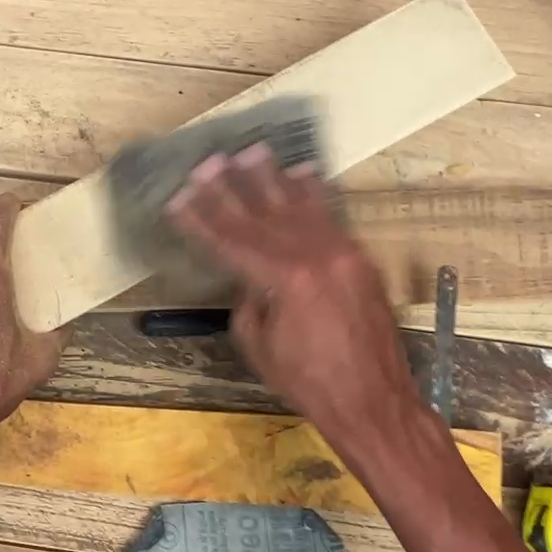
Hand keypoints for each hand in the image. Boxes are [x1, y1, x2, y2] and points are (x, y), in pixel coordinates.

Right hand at [165, 143, 419, 431]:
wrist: (373, 400)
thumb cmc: (306, 381)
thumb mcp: (258, 343)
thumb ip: (249, 299)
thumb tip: (249, 274)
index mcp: (284, 281)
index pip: (231, 241)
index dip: (200, 220)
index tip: (177, 198)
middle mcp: (315, 257)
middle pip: (262, 216)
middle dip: (230, 188)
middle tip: (208, 162)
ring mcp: (343, 254)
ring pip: (298, 208)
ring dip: (271, 179)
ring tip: (251, 151)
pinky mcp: (359, 260)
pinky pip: (330, 217)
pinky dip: (313, 194)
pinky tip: (301, 173)